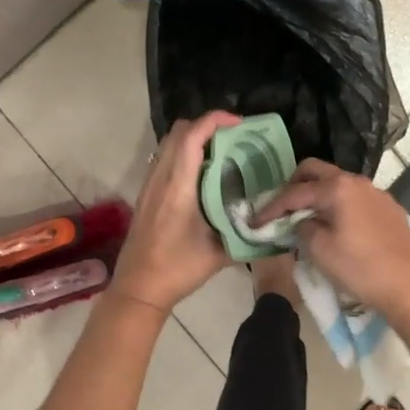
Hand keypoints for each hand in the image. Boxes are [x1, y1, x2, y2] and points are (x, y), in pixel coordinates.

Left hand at [110, 112, 242, 313]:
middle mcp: (161, 178)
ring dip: (194, 140)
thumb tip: (271, 222)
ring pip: (169, 145)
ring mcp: (150, 185)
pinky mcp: (146, 195)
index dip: (215, 121)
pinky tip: (203, 177)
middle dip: (206, 126)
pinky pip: (165, 160)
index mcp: (178, 186)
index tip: (239, 124)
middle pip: (178, 132)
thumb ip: (245, 233)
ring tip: (221, 154)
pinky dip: (184, 155)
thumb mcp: (219, 253)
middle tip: (234, 138)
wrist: (138, 288)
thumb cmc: (177, 269)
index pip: (192, 136)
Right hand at [251, 159, 409, 313]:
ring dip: (319, 196)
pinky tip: (337, 227)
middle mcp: (358, 182)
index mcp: (338, 188)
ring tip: (307, 218)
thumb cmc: (359, 269)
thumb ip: (302, 228)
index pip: (295, 192)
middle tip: (281, 209)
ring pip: (339, 184)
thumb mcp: (319, 251)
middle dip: (294, 187)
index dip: (271, 208)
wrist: (408, 287)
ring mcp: (378, 194)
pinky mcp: (390, 210)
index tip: (255, 222)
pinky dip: (340, 206)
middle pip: (317, 172)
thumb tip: (302, 222)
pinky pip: (356, 199)